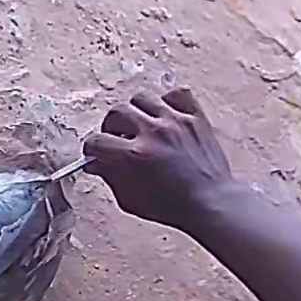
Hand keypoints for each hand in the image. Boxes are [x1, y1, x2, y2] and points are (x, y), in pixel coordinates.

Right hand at [81, 88, 242, 232]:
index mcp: (133, 155)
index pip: (96, 141)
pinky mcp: (194, 117)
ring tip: (138, 126)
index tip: (96, 153)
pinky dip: (165, 102)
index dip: (91, 149)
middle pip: (116, 112)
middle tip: (115, 138)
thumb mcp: (129, 198)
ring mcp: (175, 121)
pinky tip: (163, 116)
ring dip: (134, 112)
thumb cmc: (170, 206)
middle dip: (110, 127)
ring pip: (141, 98)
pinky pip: (175, 94)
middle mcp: (152, 133)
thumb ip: (110, 177)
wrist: (209, 201)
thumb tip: (95, 164)